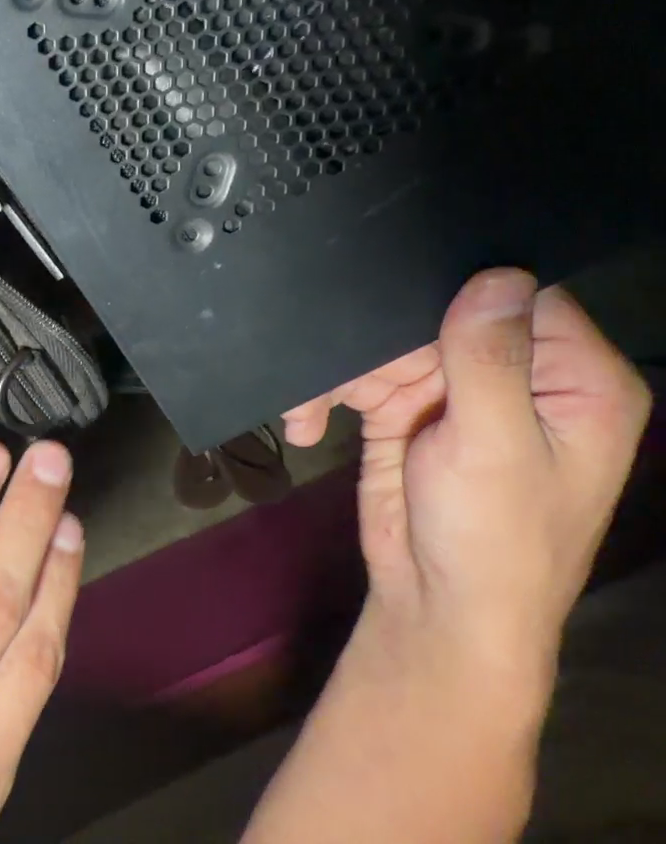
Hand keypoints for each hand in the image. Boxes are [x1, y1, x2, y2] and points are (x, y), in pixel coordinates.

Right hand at [282, 268, 651, 673]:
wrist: (437, 603)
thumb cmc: (494, 535)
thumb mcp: (494, 446)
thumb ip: (490, 361)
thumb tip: (494, 275)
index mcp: (573, 381)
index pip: (520, 302)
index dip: (457, 292)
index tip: (391, 297)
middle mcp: (517, 380)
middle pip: (434, 322)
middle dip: (376, 344)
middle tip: (337, 368)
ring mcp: (454, 397)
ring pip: (383, 352)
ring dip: (337, 378)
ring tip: (306, 414)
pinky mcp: (403, 415)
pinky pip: (354, 384)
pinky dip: (321, 400)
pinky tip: (305, 427)